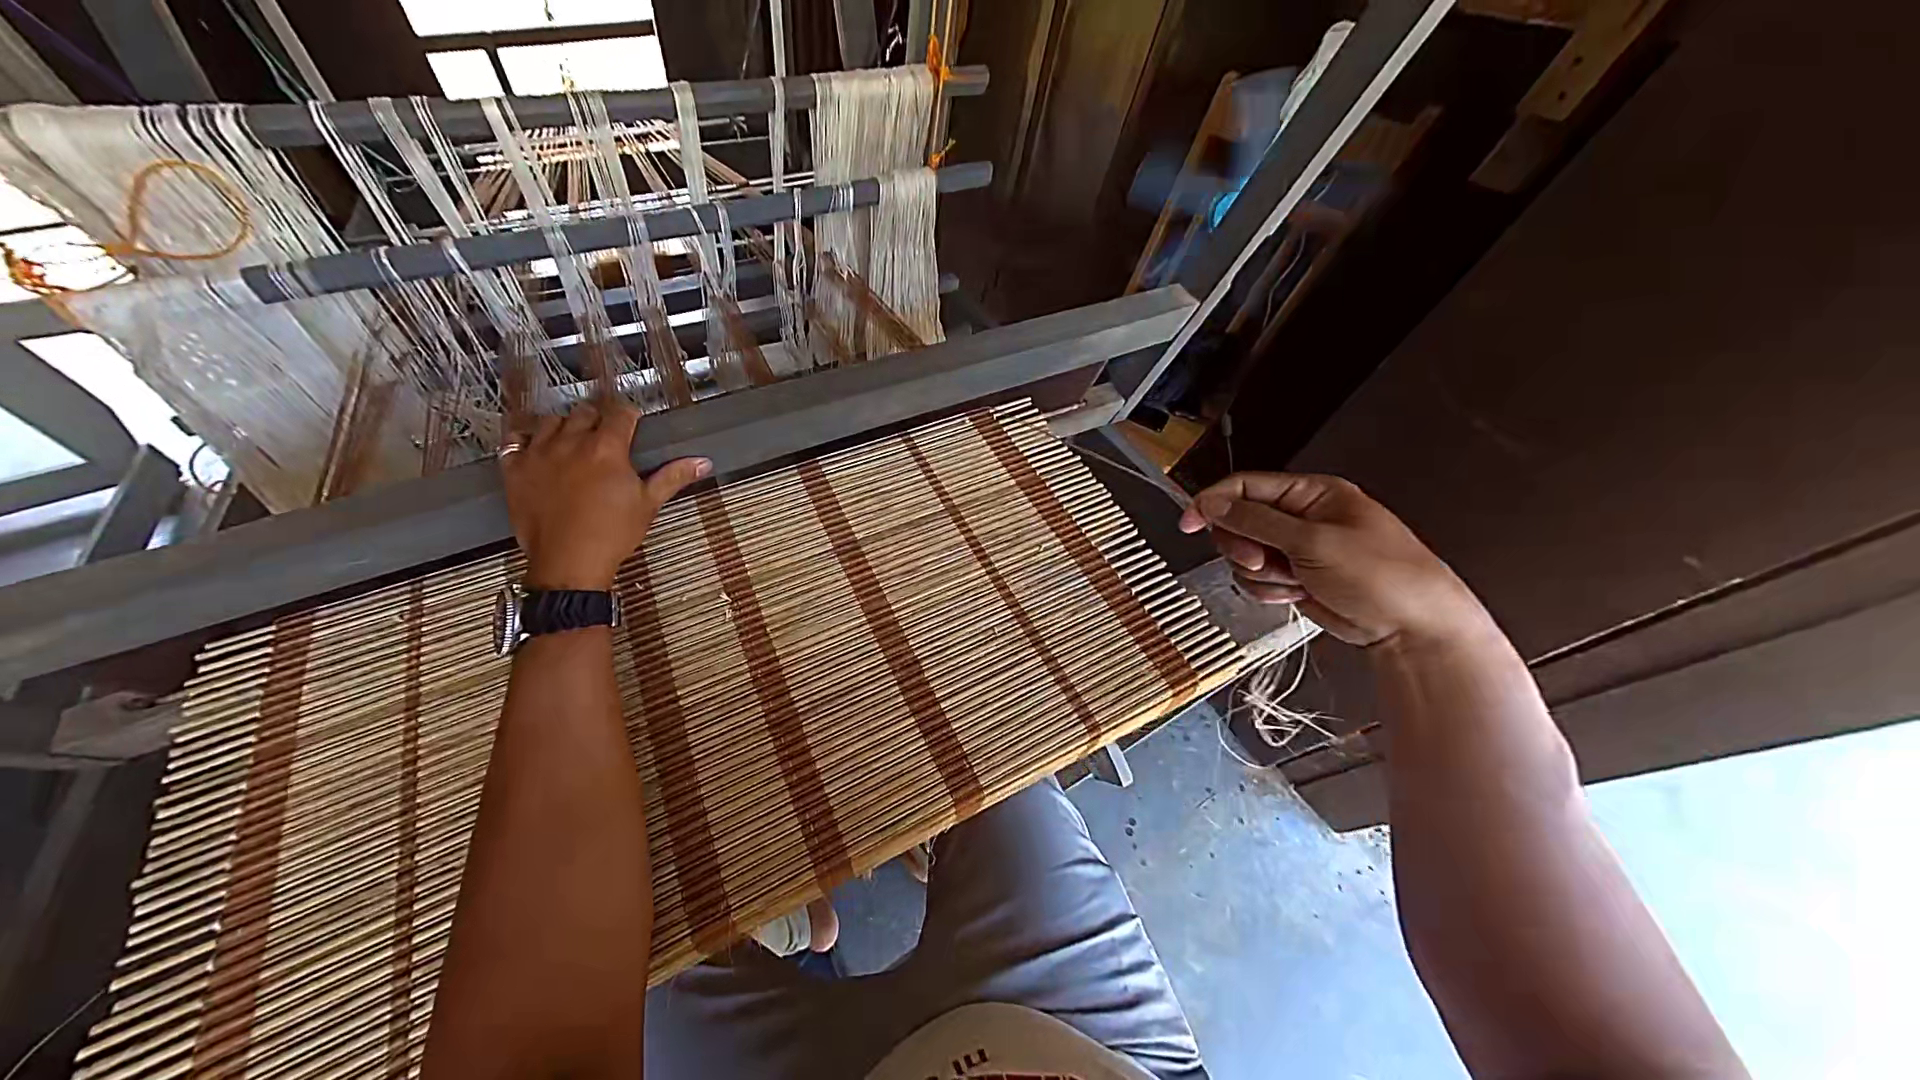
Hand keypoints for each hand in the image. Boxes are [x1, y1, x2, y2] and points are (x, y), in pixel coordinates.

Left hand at [499, 400, 710, 589]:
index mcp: (606, 449)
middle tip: (607, 435)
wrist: (568, 562)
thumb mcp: (648, 504)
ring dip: (566, 426)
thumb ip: (673, 477)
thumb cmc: (610, 534)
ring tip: (575, 440)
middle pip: (585, 412)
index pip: (619, 414)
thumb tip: (701, 462)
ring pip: (551, 421)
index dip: (629, 416)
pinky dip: (527, 439)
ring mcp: (540, 454)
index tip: (632, 422)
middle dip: (598, 419)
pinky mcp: (516, 470)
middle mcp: (571, 444)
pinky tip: (538, 447)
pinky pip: (515, 440)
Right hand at [1177, 472, 1490, 647]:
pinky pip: (1257, 579)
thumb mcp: (1314, 541)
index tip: (1189, 521)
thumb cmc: (1385, 575)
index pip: (1246, 488)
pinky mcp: (1294, 577)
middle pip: (1239, 523)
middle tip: (1261, 560)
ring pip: (1244, 555)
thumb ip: (1256, 521)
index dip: (1213, 503)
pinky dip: (1269, 590)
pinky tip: (1297, 593)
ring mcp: (1296, 549)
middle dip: (1243, 546)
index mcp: (1311, 494)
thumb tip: (1214, 504)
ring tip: (1293, 580)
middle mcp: (1301, 518)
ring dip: (1259, 573)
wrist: (1412, 627)